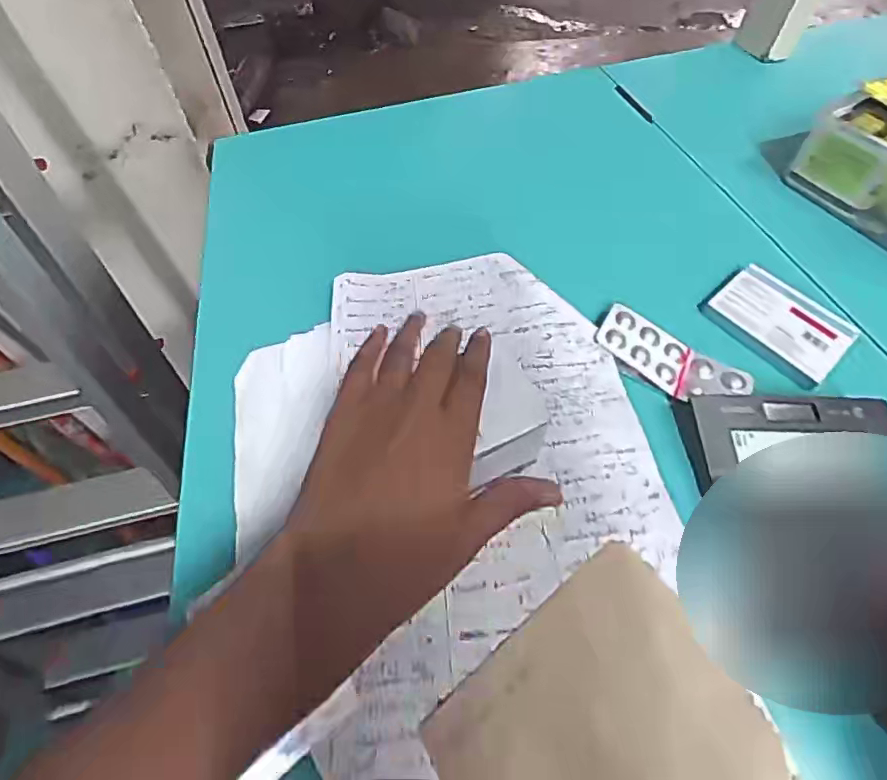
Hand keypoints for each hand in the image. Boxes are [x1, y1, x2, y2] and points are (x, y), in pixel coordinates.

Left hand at [271, 314, 561, 710]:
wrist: (332, 568)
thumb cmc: (406, 558)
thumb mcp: (465, 536)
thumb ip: (507, 501)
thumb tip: (555, 489)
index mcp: (451, 439)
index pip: (470, 385)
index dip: (477, 358)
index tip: (482, 337)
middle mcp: (416, 413)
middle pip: (436, 365)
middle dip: (447, 343)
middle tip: (454, 327)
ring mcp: (375, 410)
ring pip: (399, 359)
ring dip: (411, 335)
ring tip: (419, 317)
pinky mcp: (341, 415)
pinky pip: (358, 369)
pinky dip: (369, 348)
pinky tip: (376, 336)